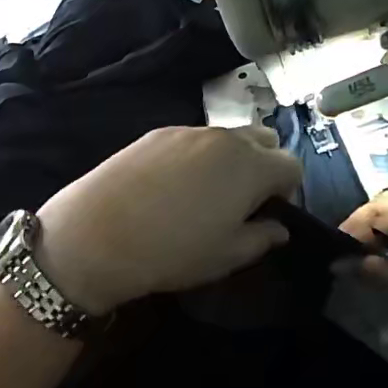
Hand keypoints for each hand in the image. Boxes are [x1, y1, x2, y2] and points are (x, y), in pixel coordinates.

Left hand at [35, 126, 301, 314]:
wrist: (95, 236)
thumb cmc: (173, 251)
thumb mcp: (228, 256)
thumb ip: (263, 238)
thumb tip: (278, 228)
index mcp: (251, 166)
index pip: (292, 166)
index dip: (288, 190)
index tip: (268, 213)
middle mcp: (225, 138)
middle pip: (265, 141)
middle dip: (265, 165)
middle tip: (243, 200)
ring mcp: (188, 131)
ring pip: (228, 138)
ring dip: (231, 159)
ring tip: (205, 193)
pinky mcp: (156, 134)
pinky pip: (193, 140)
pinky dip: (198, 156)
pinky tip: (172, 187)